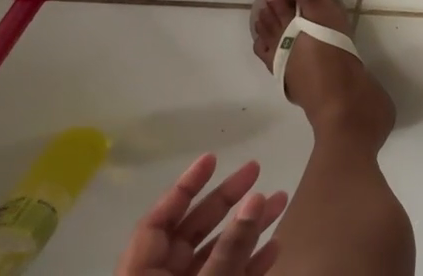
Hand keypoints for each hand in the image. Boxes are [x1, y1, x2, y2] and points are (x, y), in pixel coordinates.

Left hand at [116, 154, 288, 275]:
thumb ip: (229, 248)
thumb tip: (257, 198)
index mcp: (141, 272)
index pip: (157, 221)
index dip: (184, 187)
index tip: (212, 158)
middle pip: (192, 231)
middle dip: (226, 199)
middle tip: (256, 170)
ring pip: (216, 252)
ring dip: (249, 227)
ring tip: (281, 200)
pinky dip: (251, 261)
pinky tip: (275, 245)